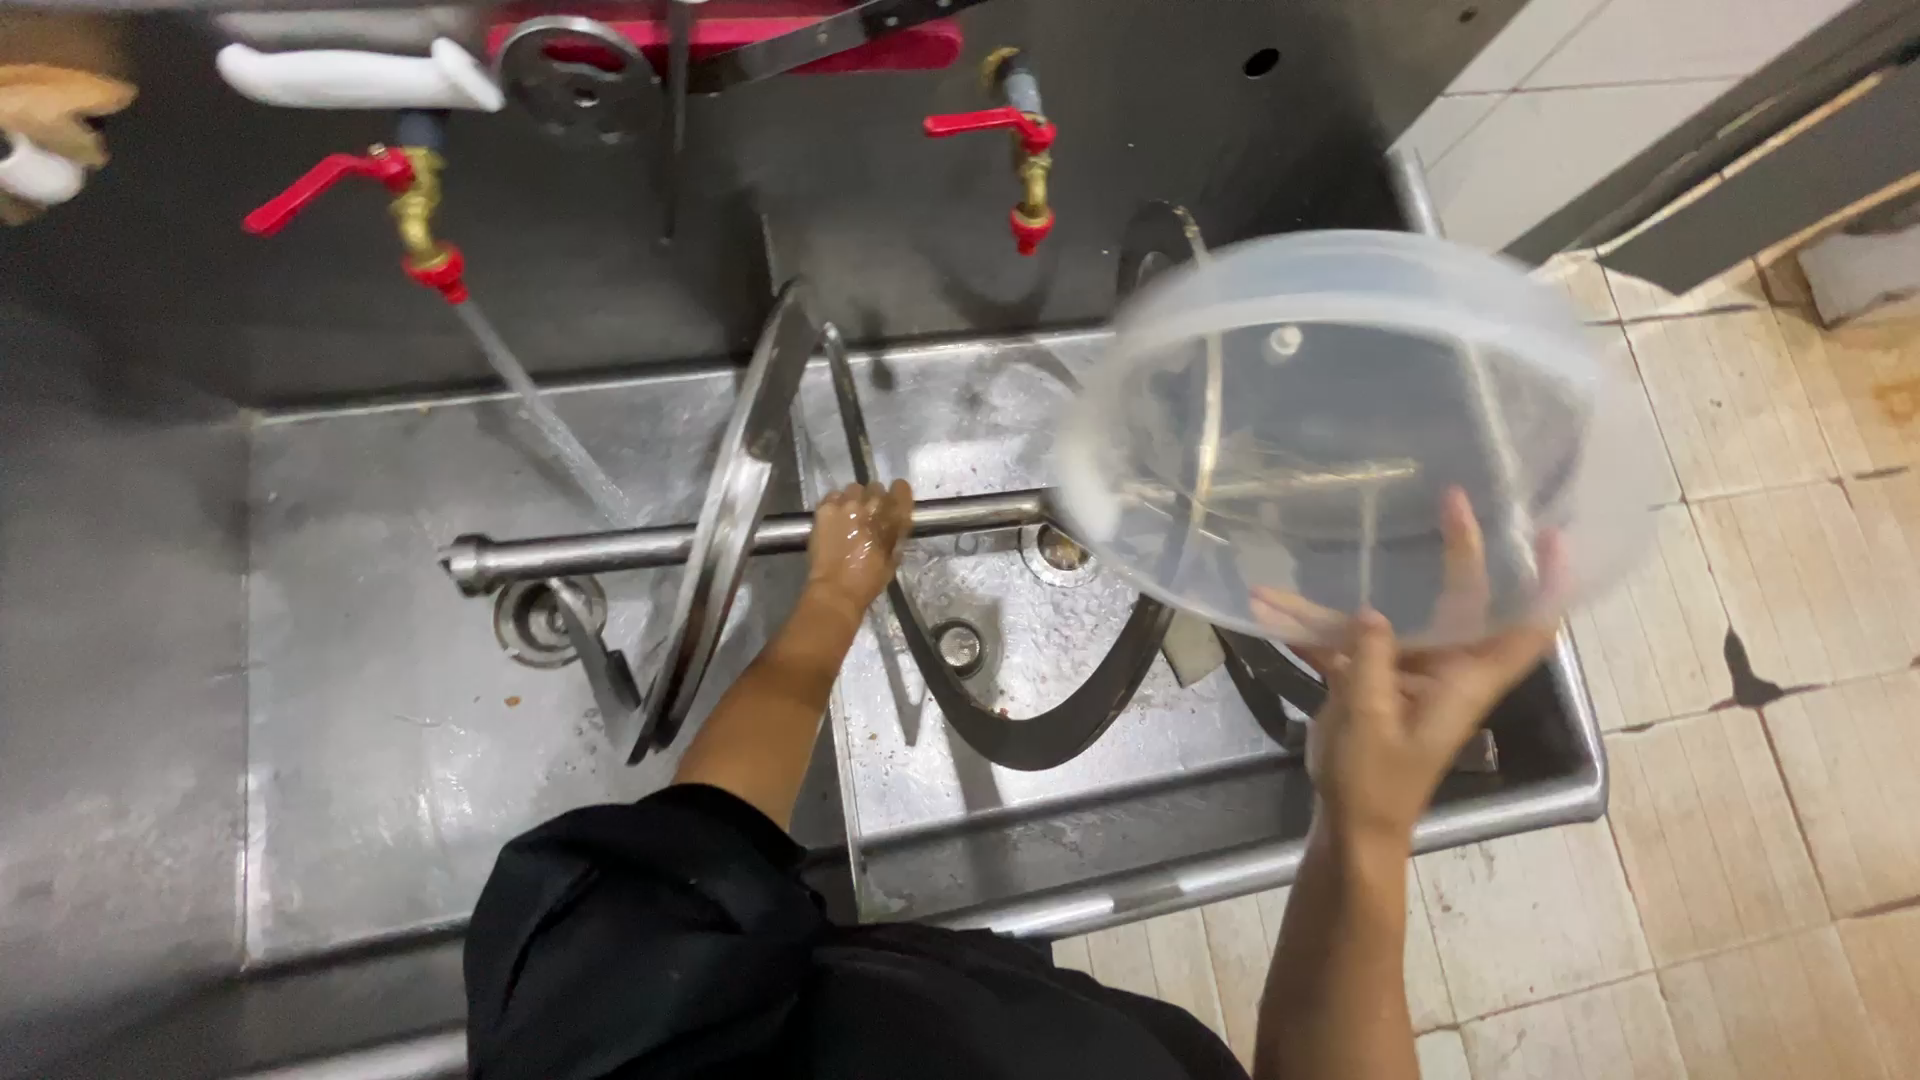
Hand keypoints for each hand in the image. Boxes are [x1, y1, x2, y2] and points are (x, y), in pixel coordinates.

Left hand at [805, 480, 912, 617]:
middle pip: (876, 487)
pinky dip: (836, 504)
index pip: (901, 488)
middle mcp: (870, 505)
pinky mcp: (825, 509)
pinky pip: (833, 496)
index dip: (898, 494)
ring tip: (849, 515)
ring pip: (853, 489)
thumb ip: (896, 533)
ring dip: (854, 500)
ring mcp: (846, 505)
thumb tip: (894, 522)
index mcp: (892, 518)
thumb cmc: (869, 580)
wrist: (836, 590)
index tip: (894, 501)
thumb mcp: (893, 557)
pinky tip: (835, 518)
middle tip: (868, 515)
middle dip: (874, 499)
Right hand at [1292, 487, 1567, 847]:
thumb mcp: (1370, 720)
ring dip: (1328, 606)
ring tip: (1278, 586)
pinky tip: (1267, 614)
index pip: (1523, 629)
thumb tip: (1370, 611)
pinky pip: (1341, 646)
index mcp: (1463, 682)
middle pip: (1456, 604)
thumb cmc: (1375, 779)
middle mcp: (1442, 670)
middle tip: (1448, 502)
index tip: (1550, 537)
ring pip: (1378, 623)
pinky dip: (1308, 632)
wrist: (1352, 822)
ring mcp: (1402, 674)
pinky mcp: (1367, 682)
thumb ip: (1371, 661)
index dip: (1545, 585)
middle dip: (1454, 553)